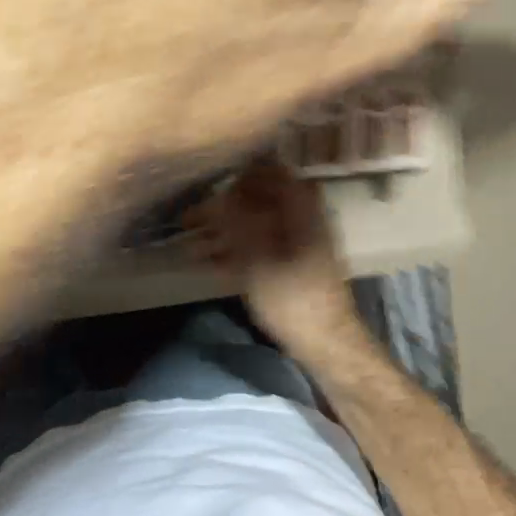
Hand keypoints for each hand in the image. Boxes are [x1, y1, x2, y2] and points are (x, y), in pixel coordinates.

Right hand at [191, 160, 357, 339]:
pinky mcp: (292, 269)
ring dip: (224, 231)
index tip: (211, 181)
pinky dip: (234, 251)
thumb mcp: (258, 258)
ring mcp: (299, 246)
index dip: (242, 174)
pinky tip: (208, 263)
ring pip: (256, 227)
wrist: (324, 342)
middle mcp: (303, 221)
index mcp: (302, 211)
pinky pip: (259, 249)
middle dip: (224, 206)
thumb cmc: (292, 298)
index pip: (274, 173)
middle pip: (260, 201)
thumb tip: (220, 195)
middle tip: (191, 217)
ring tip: (191, 242)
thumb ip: (239, 222)